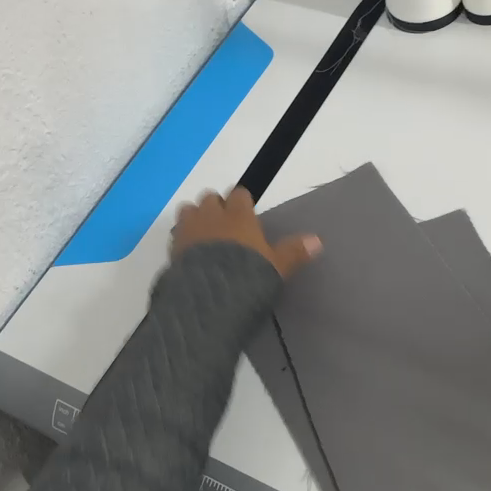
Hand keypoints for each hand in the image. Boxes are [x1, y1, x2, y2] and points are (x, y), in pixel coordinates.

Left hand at [171, 187, 320, 278]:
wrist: (210, 296)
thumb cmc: (248, 277)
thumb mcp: (276, 267)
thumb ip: (294, 252)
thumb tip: (317, 241)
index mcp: (239, 215)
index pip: (240, 194)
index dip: (242, 202)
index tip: (246, 212)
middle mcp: (212, 215)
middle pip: (210, 198)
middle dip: (216, 207)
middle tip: (224, 225)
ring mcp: (189, 230)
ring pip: (189, 210)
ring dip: (195, 218)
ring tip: (203, 236)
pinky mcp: (174, 248)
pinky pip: (177, 235)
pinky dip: (183, 239)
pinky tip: (190, 253)